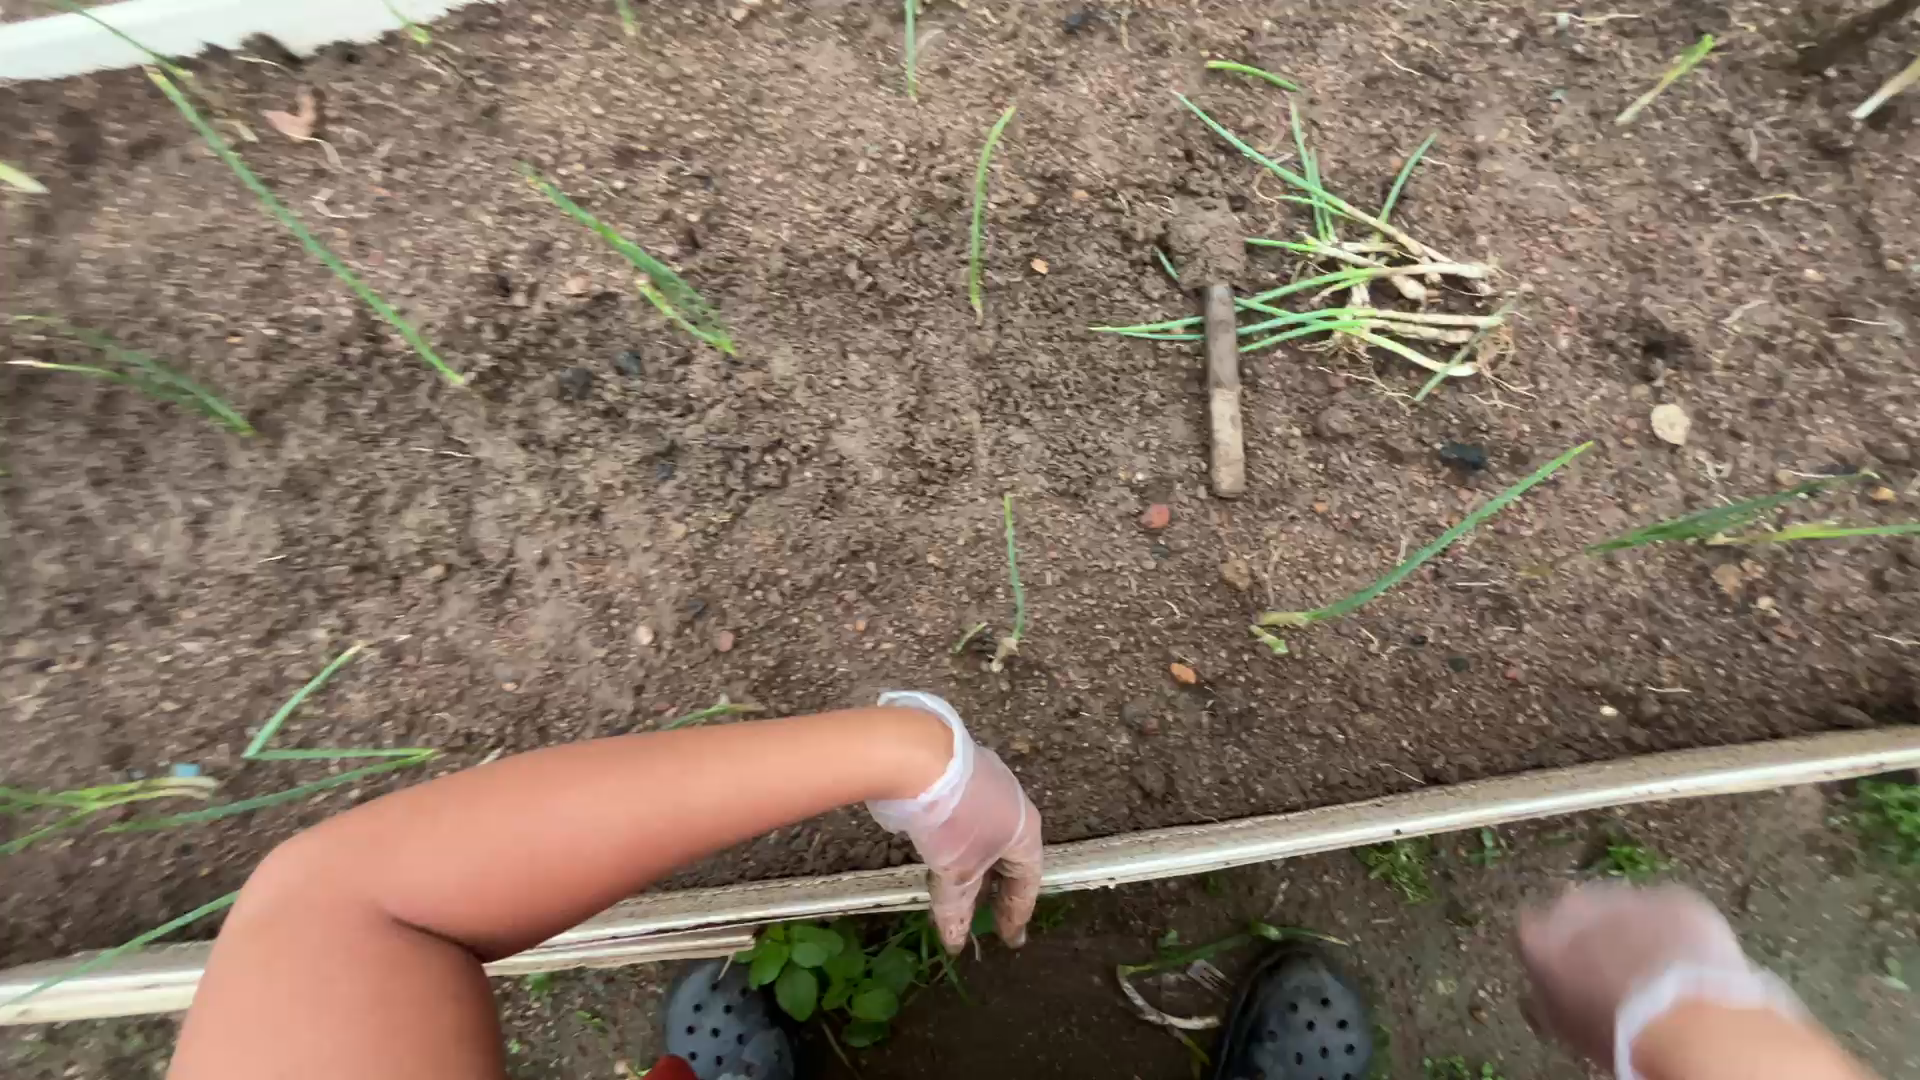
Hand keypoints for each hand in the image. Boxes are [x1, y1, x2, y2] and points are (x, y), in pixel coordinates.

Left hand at [865, 691, 1043, 953]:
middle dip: (998, 887)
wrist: (922, 756)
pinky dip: (961, 838)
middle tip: (988, 916)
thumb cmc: (952, 820)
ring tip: (961, 885)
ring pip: (988, 832)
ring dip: (976, 862)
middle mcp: (1014, 803)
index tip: (1009, 938)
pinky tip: (945, 845)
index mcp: (1025, 830)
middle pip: (1010, 854)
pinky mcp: (964, 769)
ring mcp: (989, 780)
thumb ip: (957, 908)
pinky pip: (969, 812)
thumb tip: (955, 940)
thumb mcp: (956, 872)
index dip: (1016, 912)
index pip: (1027, 880)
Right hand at [1518, 884, 1755, 1066]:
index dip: (1560, 954)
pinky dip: (1681, 933)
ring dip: (1639, 931)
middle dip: (1597, 936)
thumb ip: (1550, 993)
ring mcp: (1621, 897)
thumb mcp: (1566, 1024)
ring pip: (1626, 910)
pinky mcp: (1672, 899)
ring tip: (1667, 976)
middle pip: (1578, 913)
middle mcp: (1567, 904)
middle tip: (1625, 975)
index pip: (1536, 934)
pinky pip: (1672, 912)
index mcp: (1536, 935)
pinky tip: (1696, 967)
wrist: (1689, 1028)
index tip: (1578, 975)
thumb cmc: (1621, 1035)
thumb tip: (1554, 990)